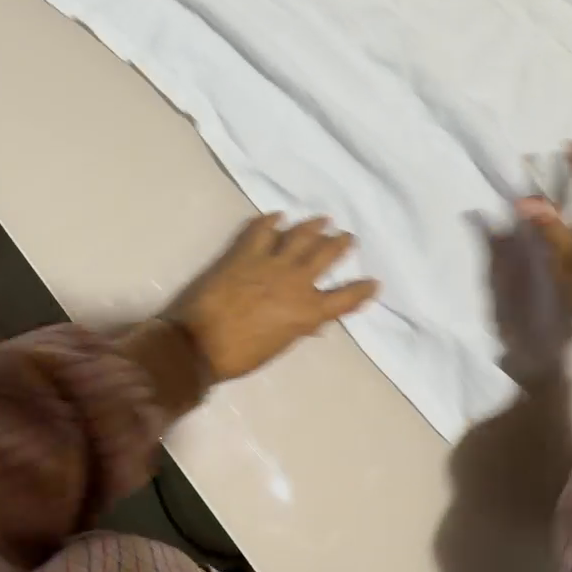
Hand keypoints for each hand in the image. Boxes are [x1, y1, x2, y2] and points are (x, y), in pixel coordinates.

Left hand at [163, 214, 378, 382]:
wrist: (199, 343)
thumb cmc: (241, 356)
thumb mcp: (280, 345)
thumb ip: (299, 327)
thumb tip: (313, 320)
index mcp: (308, 312)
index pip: (346, 298)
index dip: (362, 290)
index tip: (373, 282)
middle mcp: (295, 282)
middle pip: (326, 255)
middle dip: (340, 244)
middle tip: (347, 236)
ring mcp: (269, 263)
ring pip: (300, 234)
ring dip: (313, 225)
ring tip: (323, 219)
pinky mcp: (243, 252)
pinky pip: (261, 229)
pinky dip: (271, 220)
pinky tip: (277, 216)